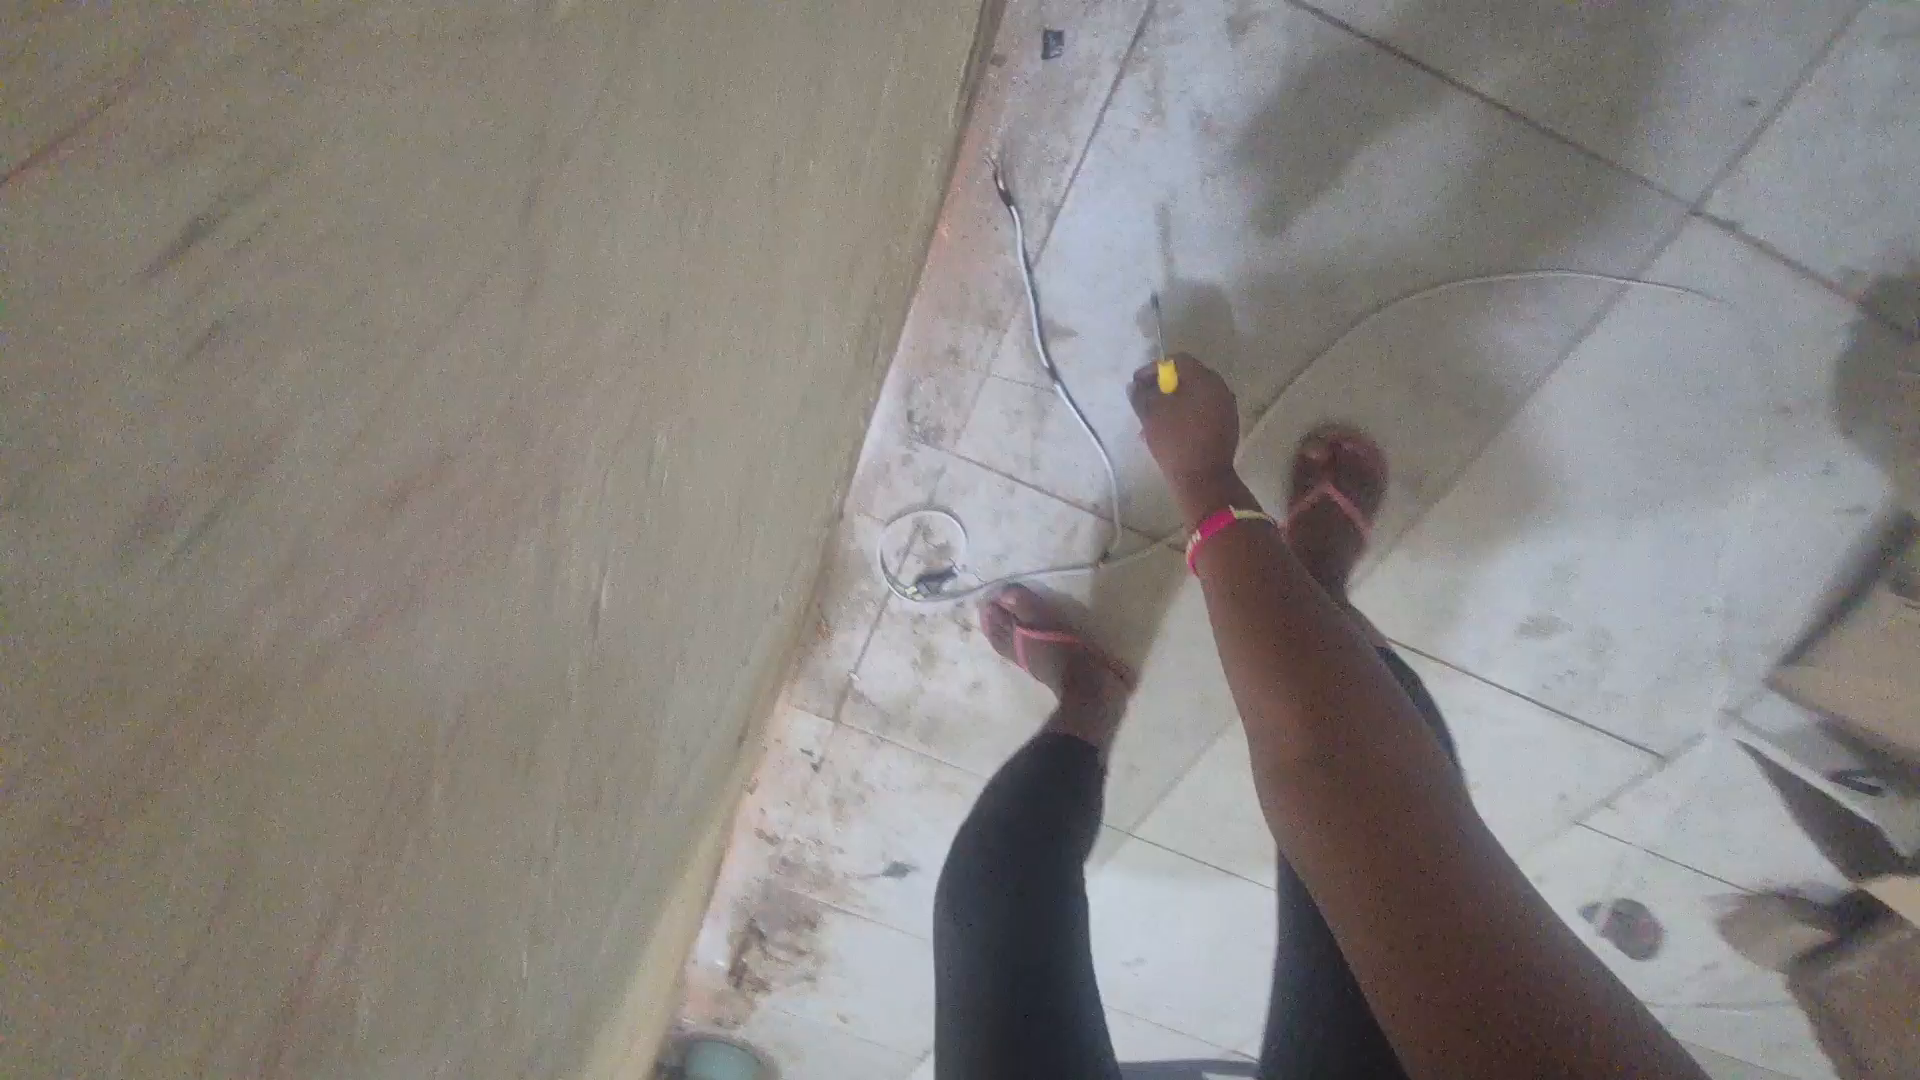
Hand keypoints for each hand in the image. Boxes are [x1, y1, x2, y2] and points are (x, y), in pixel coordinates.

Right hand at [1128, 353, 1241, 511]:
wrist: (1203, 478)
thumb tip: (1135, 385)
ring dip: (1174, 402)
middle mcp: (1220, 387)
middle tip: (1145, 400)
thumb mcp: (1150, 416)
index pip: (1177, 361)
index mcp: (1203, 379)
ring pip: (1195, 396)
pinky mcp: (1228, 424)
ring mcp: (1227, 406)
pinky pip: (1203, 411)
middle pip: (1188, 377)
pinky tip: (1171, 430)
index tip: (1137, 383)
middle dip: (1163, 387)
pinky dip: (1187, 414)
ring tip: (1154, 419)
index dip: (1153, 369)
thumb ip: (1140, 395)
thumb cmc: (1175, 441)